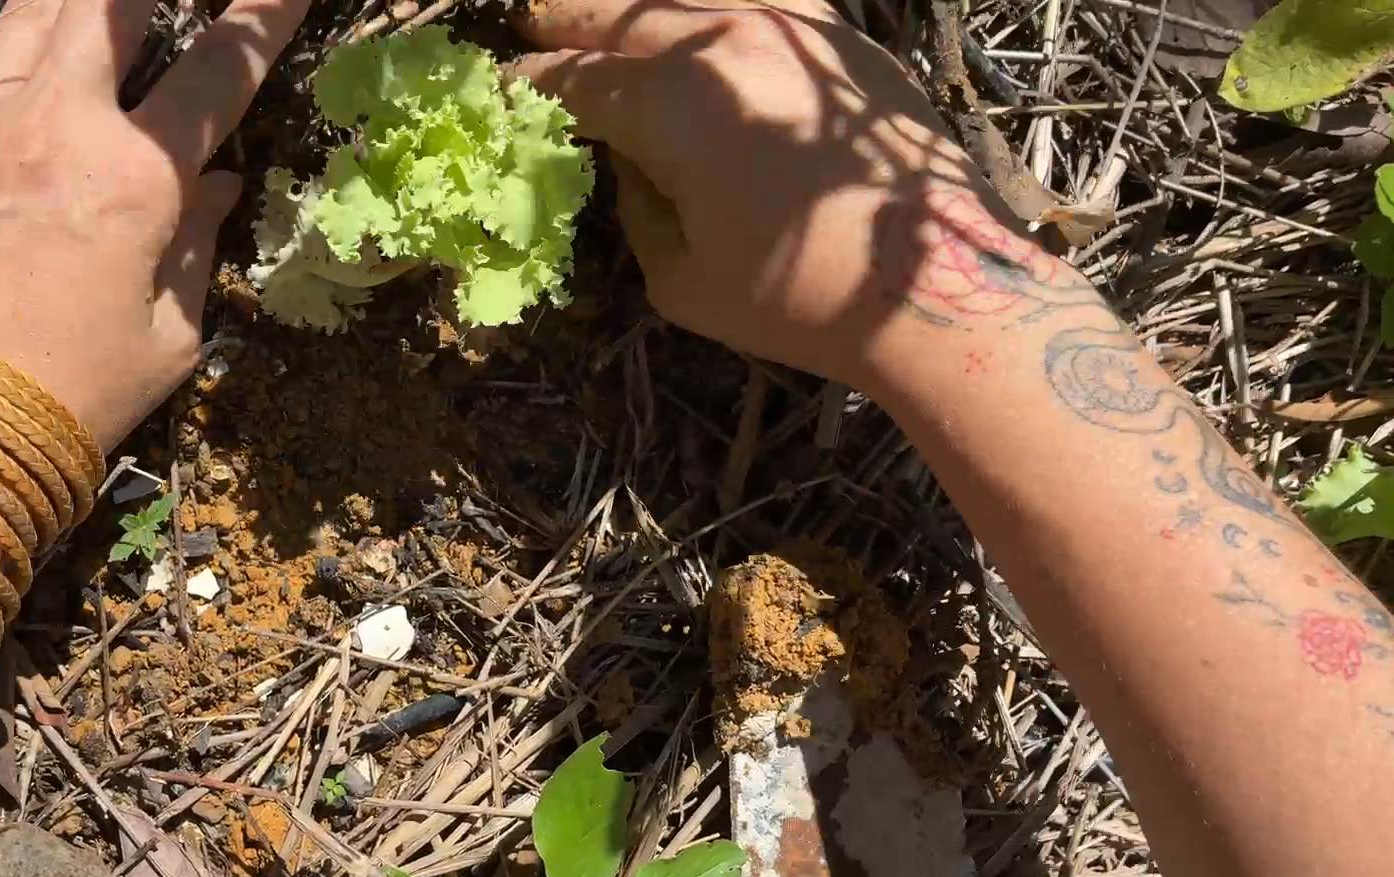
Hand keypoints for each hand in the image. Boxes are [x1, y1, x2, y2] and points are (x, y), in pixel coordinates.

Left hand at [0, 0, 309, 449]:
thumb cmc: (82, 393)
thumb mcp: (171, 336)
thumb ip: (198, 247)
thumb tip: (216, 186)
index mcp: (139, 182)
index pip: (217, 77)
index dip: (262, 20)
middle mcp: (55, 126)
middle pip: (107, 3)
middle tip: (170, 3)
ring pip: (25, 11)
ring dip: (71, 0)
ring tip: (96, 9)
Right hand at [514, 0, 1032, 384]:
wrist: (925, 287)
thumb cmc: (788, 299)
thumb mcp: (677, 277)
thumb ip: (636, 208)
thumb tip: (629, 162)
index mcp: (677, 105)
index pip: (582, 84)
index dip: (534, 89)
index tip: (499, 93)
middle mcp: (727, 40)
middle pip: (624, 14)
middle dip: (565, 18)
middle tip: (525, 21)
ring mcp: (789, 24)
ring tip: (591, 8)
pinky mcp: (832, 35)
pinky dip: (699, 1)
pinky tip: (683, 15)